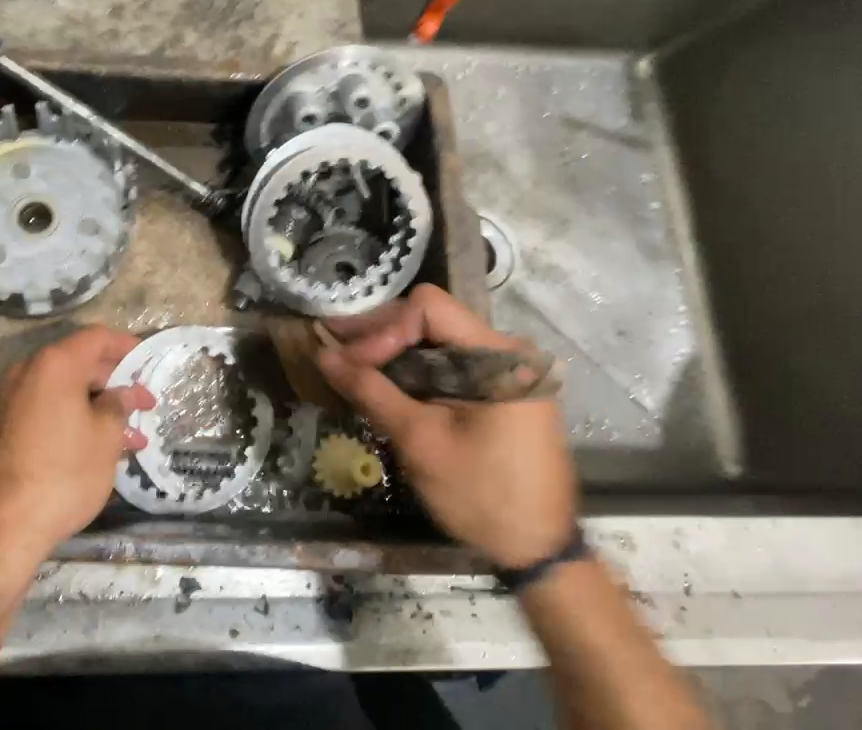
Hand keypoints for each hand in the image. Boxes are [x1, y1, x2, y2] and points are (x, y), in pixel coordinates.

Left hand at [0, 326, 154, 566]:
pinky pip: (45, 409)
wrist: (9, 524)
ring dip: (97, 408)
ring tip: (131, 439)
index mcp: (54, 365)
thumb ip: (118, 406)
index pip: (95, 338)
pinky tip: (97, 447)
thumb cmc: (66, 473)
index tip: (147, 362)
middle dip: (114, 384)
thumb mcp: (106, 437)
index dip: (125, 346)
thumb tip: (122, 394)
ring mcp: (10, 400)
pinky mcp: (3, 427)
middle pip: (78, 363)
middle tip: (144, 406)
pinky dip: (72, 419)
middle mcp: (27, 372)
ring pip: (63, 392)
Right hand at [316, 284, 577, 568]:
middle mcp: (506, 353)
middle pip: (430, 320)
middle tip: (334, 353)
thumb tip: (323, 354)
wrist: (538, 552)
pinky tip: (379, 382)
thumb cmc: (482, 496)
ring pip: (435, 342)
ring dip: (390, 353)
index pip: (428, 308)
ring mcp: (504, 373)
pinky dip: (411, 371)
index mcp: (498, 357)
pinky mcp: (498, 392)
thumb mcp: (419, 441)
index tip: (352, 361)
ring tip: (348, 366)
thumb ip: (371, 391)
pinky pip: (447, 365)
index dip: (383, 328)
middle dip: (379, 337)